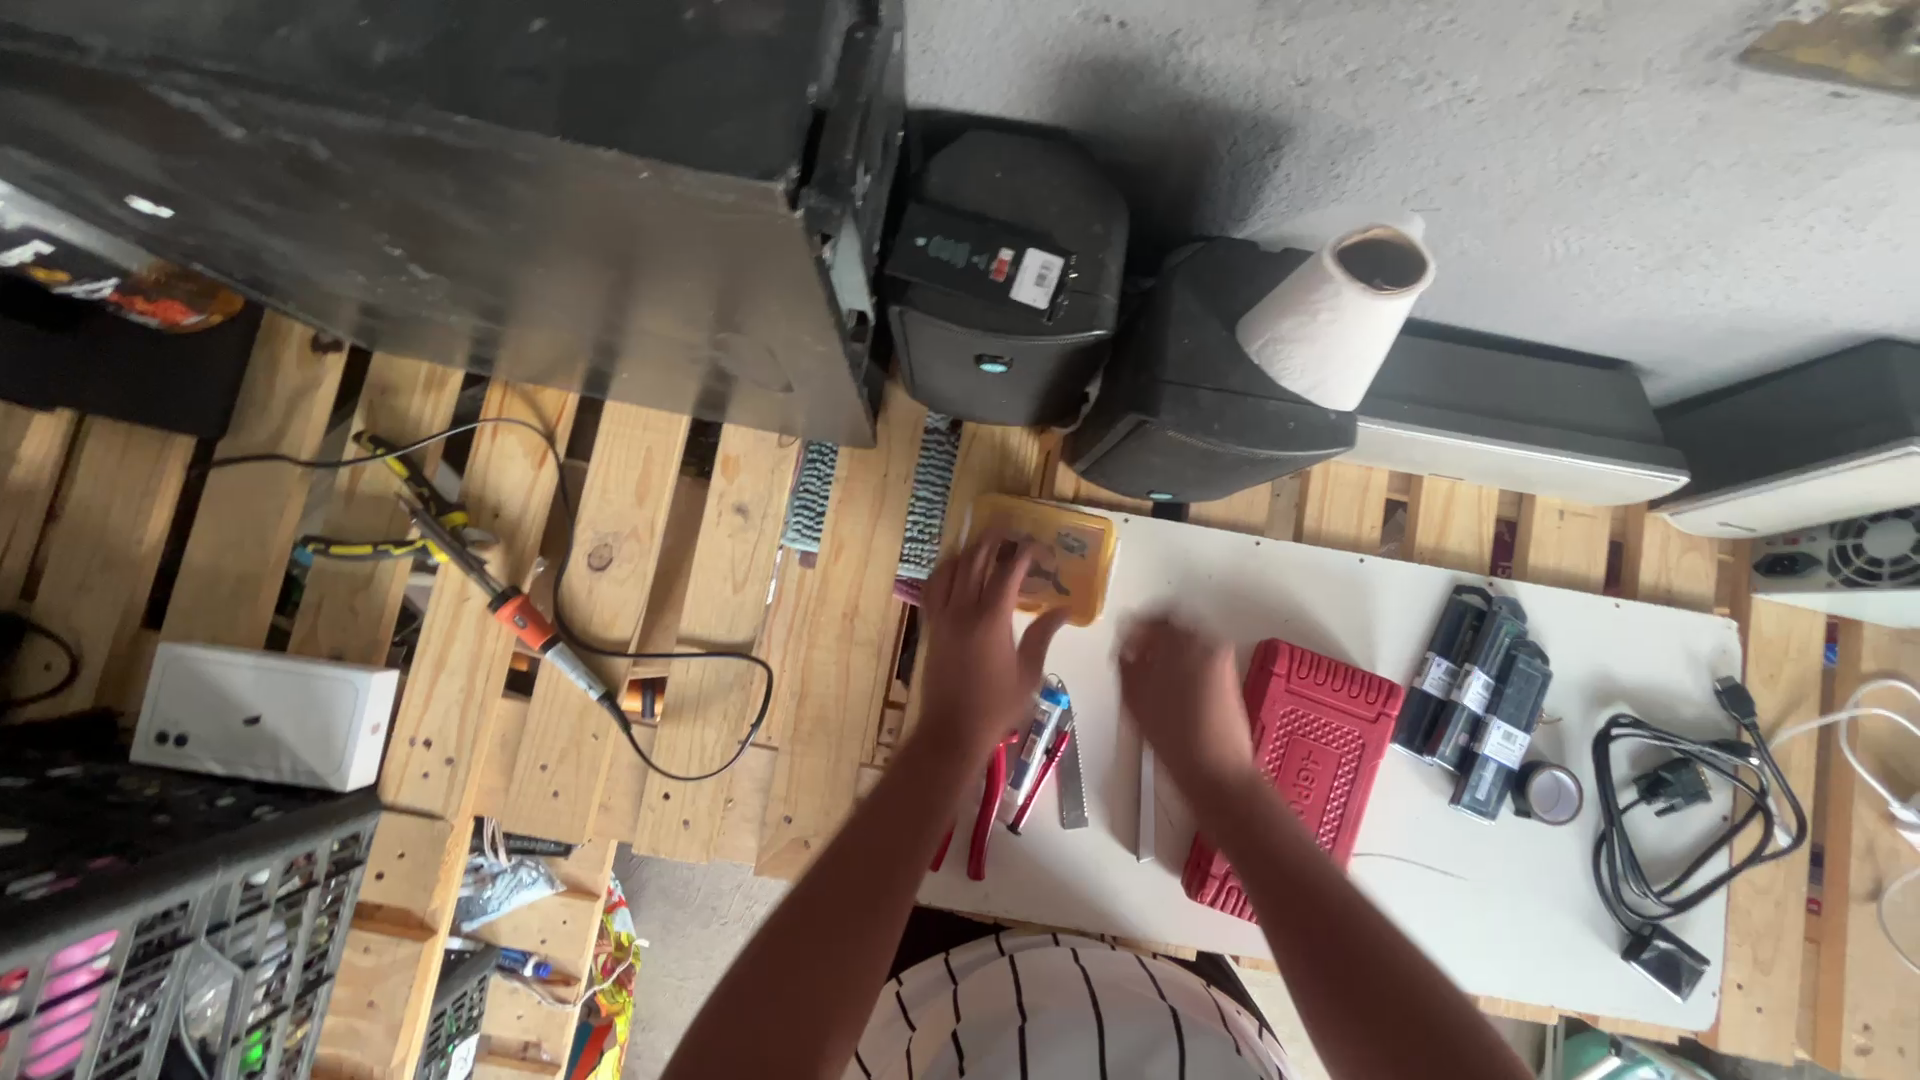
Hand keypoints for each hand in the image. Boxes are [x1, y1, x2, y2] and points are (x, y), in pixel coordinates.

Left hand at [915, 529, 1070, 758]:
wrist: (953, 730)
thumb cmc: (997, 706)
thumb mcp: (1029, 672)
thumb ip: (1043, 634)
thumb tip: (1065, 609)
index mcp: (991, 620)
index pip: (1008, 572)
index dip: (1025, 554)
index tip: (1039, 548)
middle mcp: (963, 611)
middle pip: (976, 561)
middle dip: (995, 541)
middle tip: (1012, 531)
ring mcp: (942, 618)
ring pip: (951, 569)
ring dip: (969, 551)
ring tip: (985, 543)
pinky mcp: (931, 628)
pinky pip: (932, 588)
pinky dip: (944, 571)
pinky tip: (955, 569)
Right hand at [1117, 614, 1257, 789]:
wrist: (1217, 770)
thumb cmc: (1172, 735)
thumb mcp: (1136, 698)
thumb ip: (1127, 664)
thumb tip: (1124, 647)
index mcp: (1184, 641)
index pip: (1157, 617)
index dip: (1136, 626)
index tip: (1123, 640)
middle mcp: (1208, 644)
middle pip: (1176, 627)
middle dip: (1153, 637)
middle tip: (1134, 656)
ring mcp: (1222, 663)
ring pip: (1189, 644)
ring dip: (1168, 652)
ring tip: (1149, 676)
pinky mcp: (1228, 681)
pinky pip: (1200, 660)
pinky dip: (1183, 665)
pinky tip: (1168, 690)